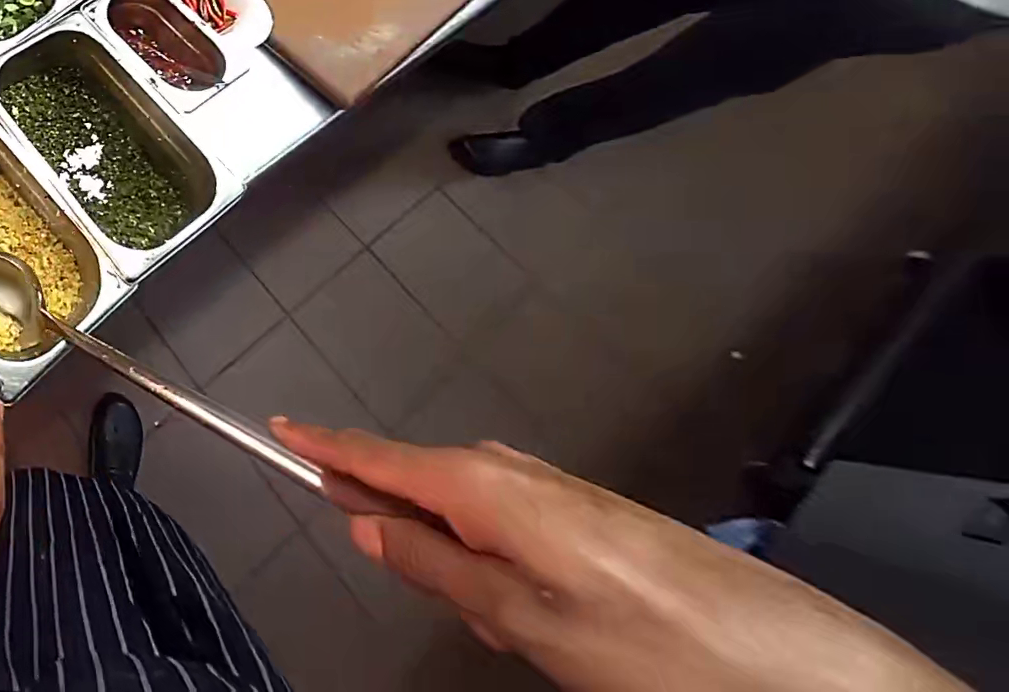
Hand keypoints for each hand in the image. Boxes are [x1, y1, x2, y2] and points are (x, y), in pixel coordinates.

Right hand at [270, 420, 968, 691]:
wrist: (817, 675)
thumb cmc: (645, 645)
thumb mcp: (523, 619)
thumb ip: (433, 564)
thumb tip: (364, 522)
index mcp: (477, 484)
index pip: (374, 454)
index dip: (321, 444)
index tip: (278, 426)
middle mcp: (505, 467)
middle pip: (416, 480)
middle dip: (403, 527)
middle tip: (445, 602)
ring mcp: (546, 483)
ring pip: (463, 507)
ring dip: (457, 555)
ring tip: (507, 629)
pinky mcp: (580, 505)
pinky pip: (506, 517)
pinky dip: (495, 556)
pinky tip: (536, 610)